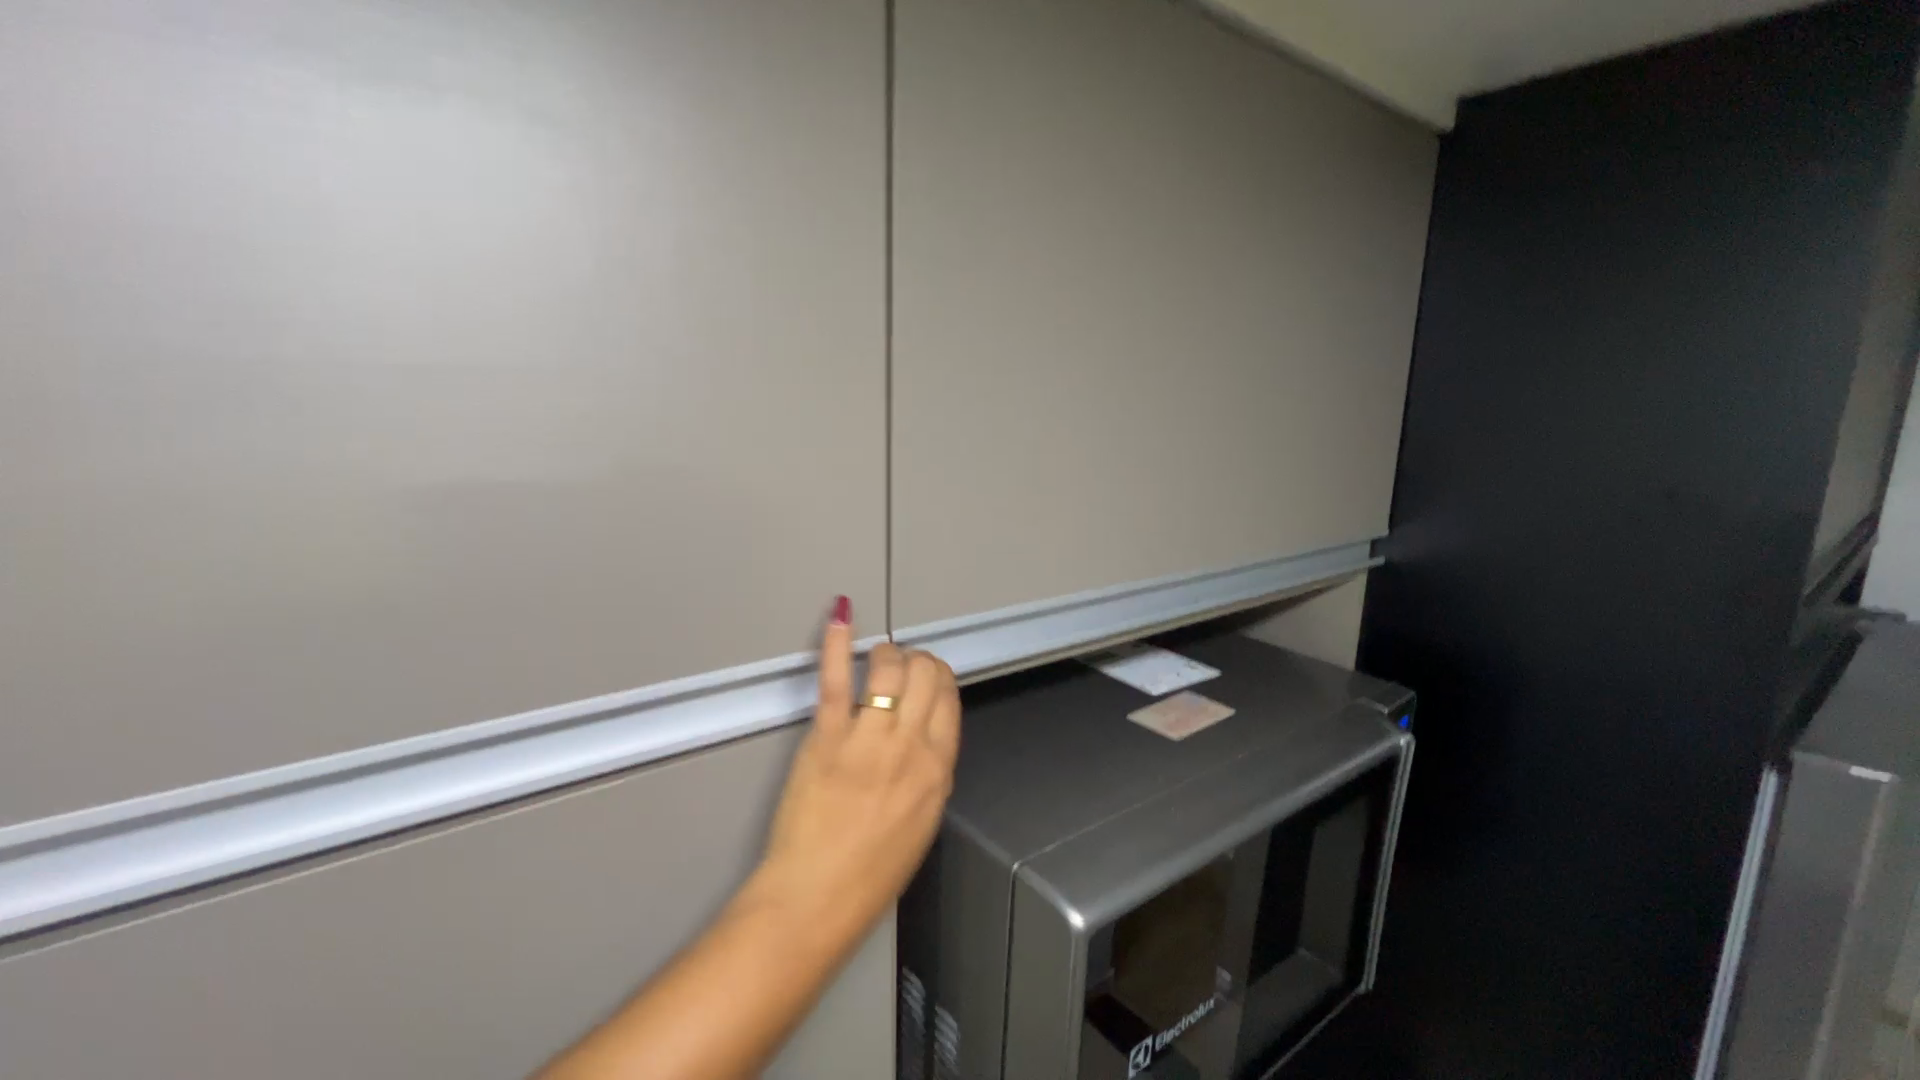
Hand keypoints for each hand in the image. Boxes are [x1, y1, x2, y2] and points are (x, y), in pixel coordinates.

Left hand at [743, 598, 960, 954]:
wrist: (818, 897)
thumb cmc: (871, 874)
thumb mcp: (922, 824)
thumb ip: (928, 776)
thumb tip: (924, 740)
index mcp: (938, 770)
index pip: (950, 699)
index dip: (939, 678)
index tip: (926, 676)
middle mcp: (910, 747)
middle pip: (926, 674)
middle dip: (917, 660)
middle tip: (900, 665)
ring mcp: (868, 739)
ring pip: (889, 668)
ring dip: (886, 653)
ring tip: (876, 656)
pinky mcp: (825, 738)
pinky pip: (836, 680)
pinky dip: (836, 644)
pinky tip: (840, 616)